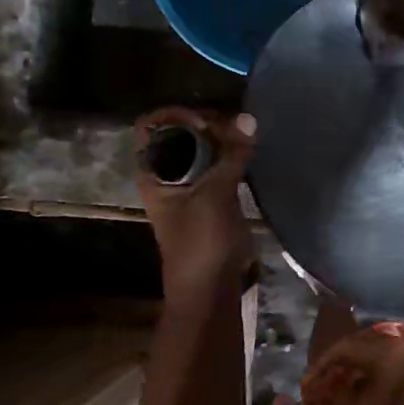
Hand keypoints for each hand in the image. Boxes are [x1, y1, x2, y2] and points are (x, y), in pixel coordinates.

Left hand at [135, 108, 256, 295]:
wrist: (210, 287)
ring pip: (202, 148)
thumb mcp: (215, 194)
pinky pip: (219, 164)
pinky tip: (251, 151)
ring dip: (223, 139)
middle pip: (181, 133)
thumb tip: (249, 118)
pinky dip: (232, 155)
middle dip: (208, 124)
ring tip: (247, 137)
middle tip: (235, 127)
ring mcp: (190, 184)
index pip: (153, 126)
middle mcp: (167, 172)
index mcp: (153, 171)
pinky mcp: (211, 195)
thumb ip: (231, 155)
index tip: (206, 123)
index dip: (176, 116)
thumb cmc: (201, 241)